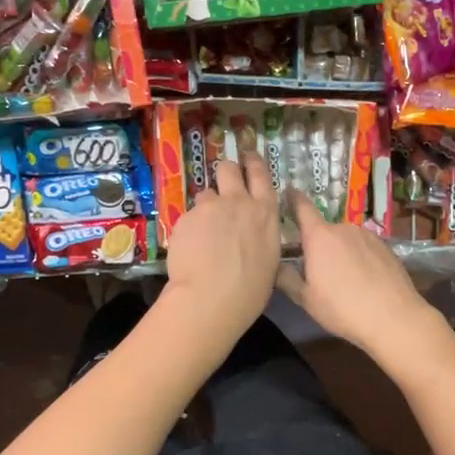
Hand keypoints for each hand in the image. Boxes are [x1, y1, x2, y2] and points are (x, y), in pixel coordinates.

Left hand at [163, 150, 281, 338]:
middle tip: (223, 182)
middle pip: (228, 169)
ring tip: (203, 231)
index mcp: (265, 214)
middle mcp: (238, 202)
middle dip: (225, 171)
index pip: (260, 174)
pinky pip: (187, 217)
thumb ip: (260, 240)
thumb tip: (253, 241)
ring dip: (205, 207)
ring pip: (205, 194)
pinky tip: (190, 249)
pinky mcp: (185, 218)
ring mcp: (209, 208)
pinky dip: (189, 229)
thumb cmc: (249, 291)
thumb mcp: (269, 262)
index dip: (253, 162)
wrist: (212, 298)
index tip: (248, 157)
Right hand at [277, 193, 438, 356]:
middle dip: (319, 245)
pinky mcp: (386, 247)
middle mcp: (344, 228)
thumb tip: (276, 265)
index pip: (303, 208)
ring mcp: (368, 236)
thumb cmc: (341, 308)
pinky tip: (364, 280)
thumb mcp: (306, 299)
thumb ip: (287, 279)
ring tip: (344, 279)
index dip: (294, 199)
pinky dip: (360, 258)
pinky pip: (365, 248)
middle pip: (325, 231)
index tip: (289, 191)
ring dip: (341, 252)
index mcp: (319, 237)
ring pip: (347, 240)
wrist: (393, 317)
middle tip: (317, 270)